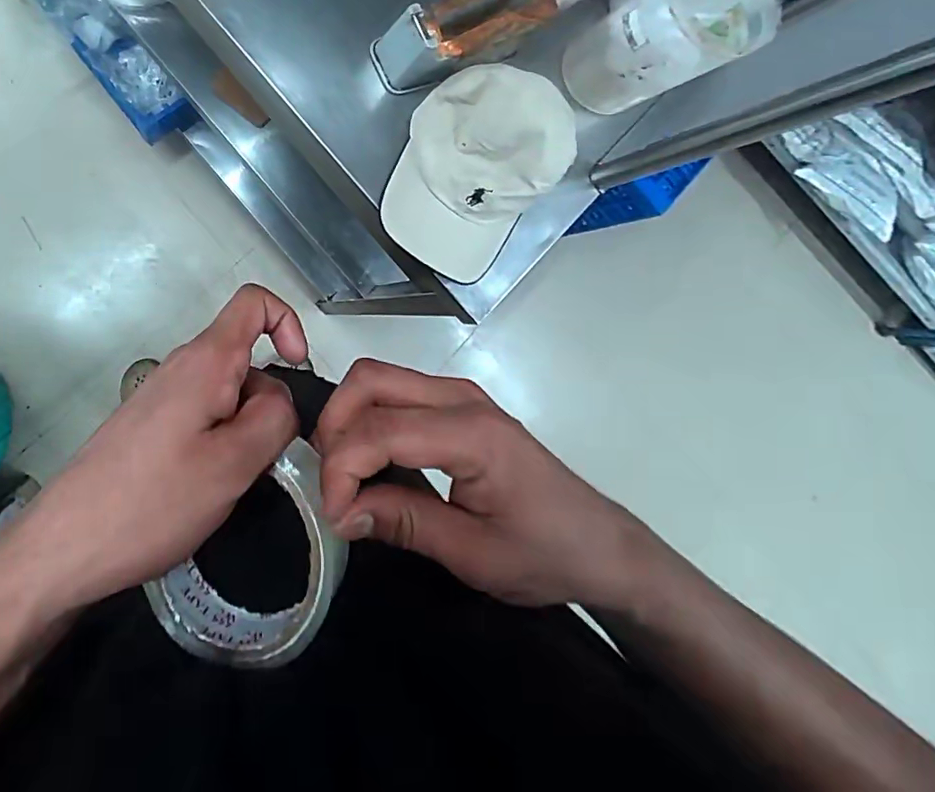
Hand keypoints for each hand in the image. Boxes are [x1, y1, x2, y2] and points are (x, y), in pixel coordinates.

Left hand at [0, 285, 309, 616]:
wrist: (64, 547)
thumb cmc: (151, 503)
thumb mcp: (234, 463)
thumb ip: (275, 418)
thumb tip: (281, 399)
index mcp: (204, 362)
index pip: (253, 303)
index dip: (287, 322)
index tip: (297, 369)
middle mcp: (180, 368)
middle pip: (245, 360)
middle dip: (267, 402)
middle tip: (258, 460)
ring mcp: (161, 398)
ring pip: (226, 395)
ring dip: (243, 431)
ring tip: (226, 482)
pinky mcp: (149, 426)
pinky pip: (202, 418)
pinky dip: (218, 445)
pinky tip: (201, 489)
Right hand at [314, 359, 662, 609]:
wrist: (602, 547)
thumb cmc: (546, 554)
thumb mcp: (472, 554)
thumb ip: (403, 522)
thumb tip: (341, 512)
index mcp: (471, 434)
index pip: (379, 430)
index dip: (341, 470)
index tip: (334, 516)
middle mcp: (463, 398)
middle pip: (370, 381)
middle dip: (335, 427)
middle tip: (331, 485)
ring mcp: (462, 396)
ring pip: (380, 380)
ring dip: (349, 419)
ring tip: (345, 476)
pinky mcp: (461, 406)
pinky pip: (399, 394)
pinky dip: (370, 419)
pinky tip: (371, 462)